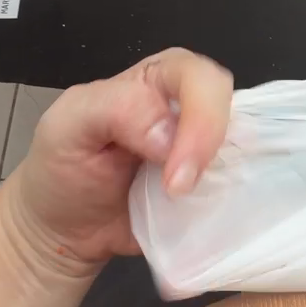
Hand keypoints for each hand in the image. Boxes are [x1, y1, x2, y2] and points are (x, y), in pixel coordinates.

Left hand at [0, 49, 232, 277]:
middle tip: (181, 189)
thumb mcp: (67, 126)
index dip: (197, 117)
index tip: (173, 173)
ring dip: (224, 168)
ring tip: (188, 199)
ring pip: (242, 135)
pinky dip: (231, 192)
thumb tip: (170, 135)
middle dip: (209, 141)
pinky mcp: (215, 176)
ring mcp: (206, 140)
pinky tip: (204, 206)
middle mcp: (189, 102)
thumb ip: (115, 109)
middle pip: (226, 100)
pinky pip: (241, 175)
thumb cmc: (63, 169)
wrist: (64, 230)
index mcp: (156, 78)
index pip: (196, 76)